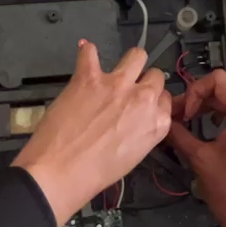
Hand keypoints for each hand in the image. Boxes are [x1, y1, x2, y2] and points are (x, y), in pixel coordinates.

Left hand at [14, 40, 170, 222]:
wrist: (60, 173)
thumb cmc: (95, 173)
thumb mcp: (134, 156)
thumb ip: (143, 129)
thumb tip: (138, 116)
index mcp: (157, 122)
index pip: (165, 98)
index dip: (153, 99)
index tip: (143, 102)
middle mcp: (143, 98)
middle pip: (155, 75)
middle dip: (145, 80)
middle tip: (129, 91)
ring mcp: (117, 84)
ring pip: (136, 56)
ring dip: (129, 62)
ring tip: (116, 71)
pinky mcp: (89, 77)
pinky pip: (90, 54)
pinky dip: (87, 53)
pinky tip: (86, 53)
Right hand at [167, 70, 225, 226]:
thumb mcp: (200, 159)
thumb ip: (179, 135)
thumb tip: (162, 120)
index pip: (218, 80)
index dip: (195, 91)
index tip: (185, 114)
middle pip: (223, 91)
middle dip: (196, 101)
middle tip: (175, 118)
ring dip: (205, 109)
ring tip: (184, 124)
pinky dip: (217, 118)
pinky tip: (201, 129)